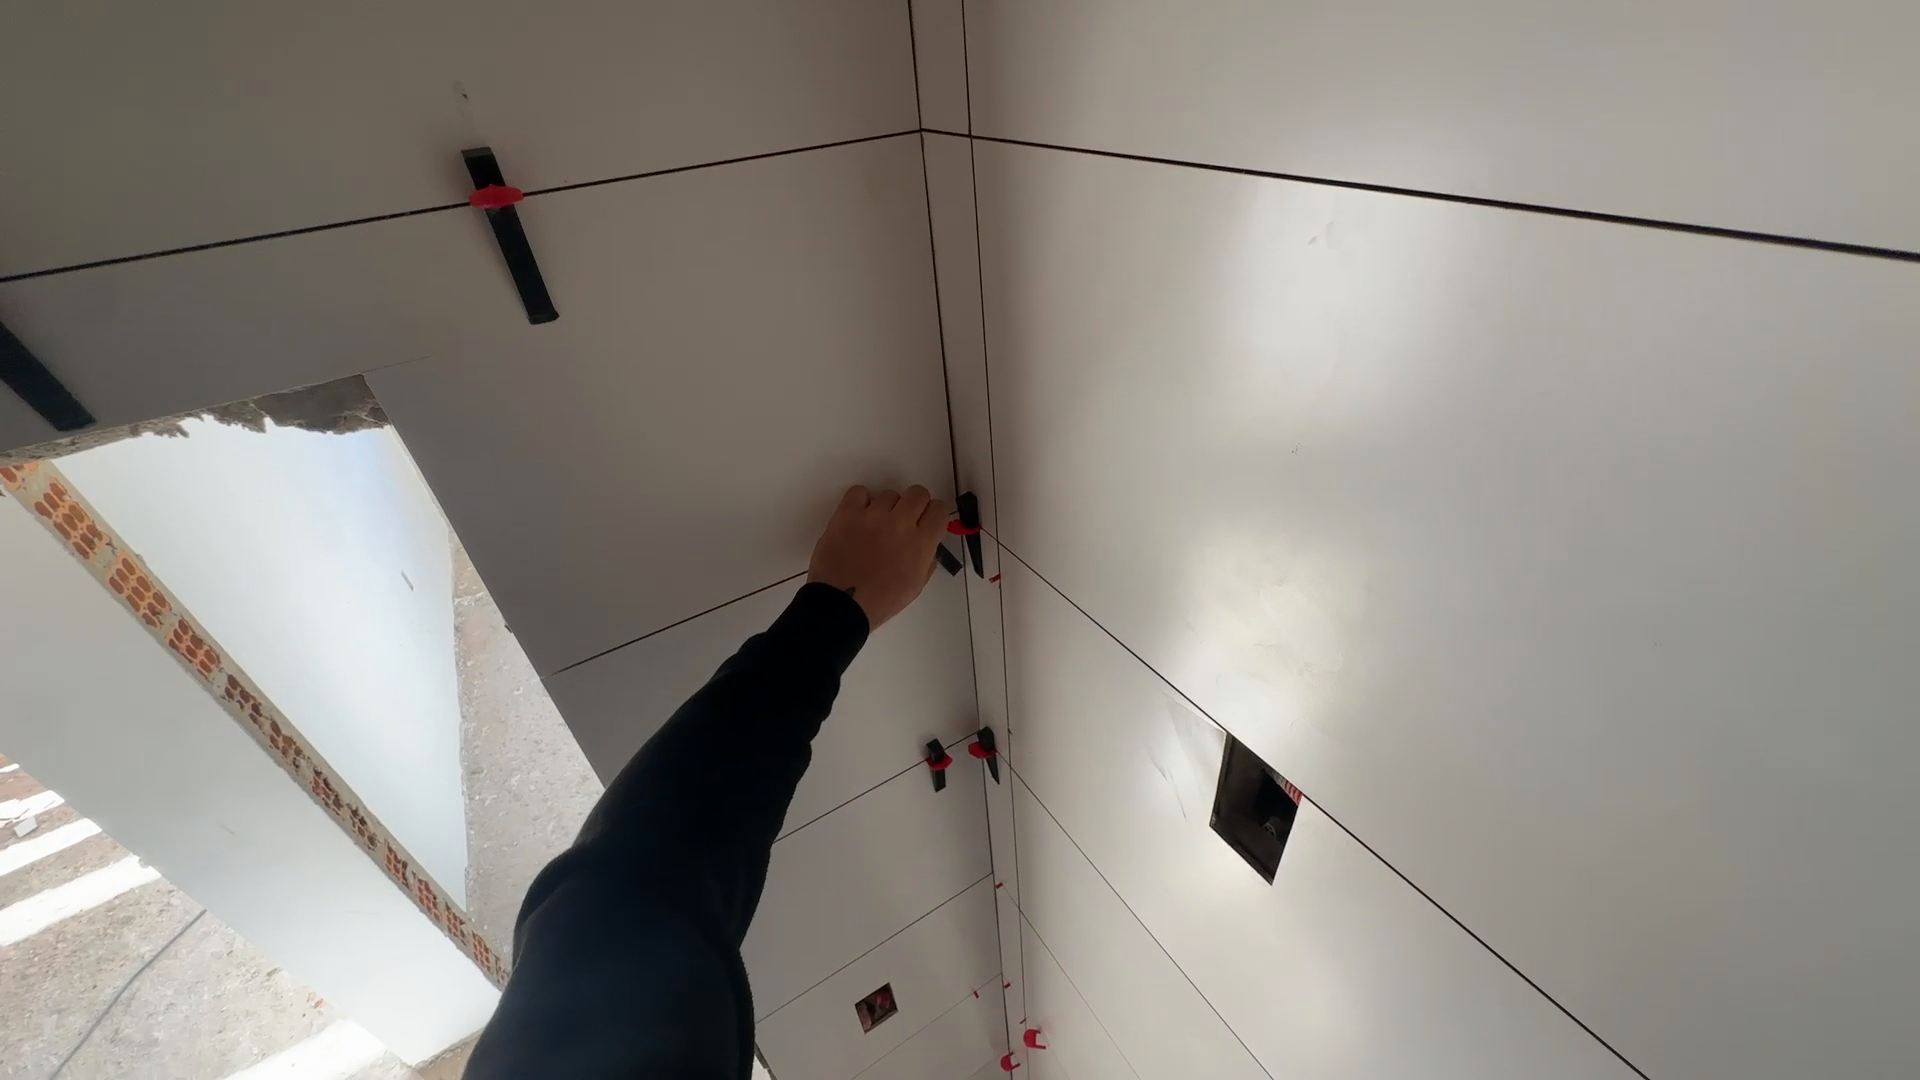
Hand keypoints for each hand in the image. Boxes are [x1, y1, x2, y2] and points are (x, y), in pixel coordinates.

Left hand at [808, 485, 949, 629]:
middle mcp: (900, 523)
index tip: (924, 522)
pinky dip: (861, 502)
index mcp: (921, 543)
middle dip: (914, 505)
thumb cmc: (881, 601)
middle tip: (903, 521)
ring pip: (889, 494)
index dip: (932, 515)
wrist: (842, 605)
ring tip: (875, 526)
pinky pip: (859, 492)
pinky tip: (859, 518)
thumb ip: (927, 558)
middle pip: (918, 493)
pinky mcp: (847, 514)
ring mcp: (873, 516)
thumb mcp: (916, 585)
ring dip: (886, 508)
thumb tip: (925, 541)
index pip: (939, 509)